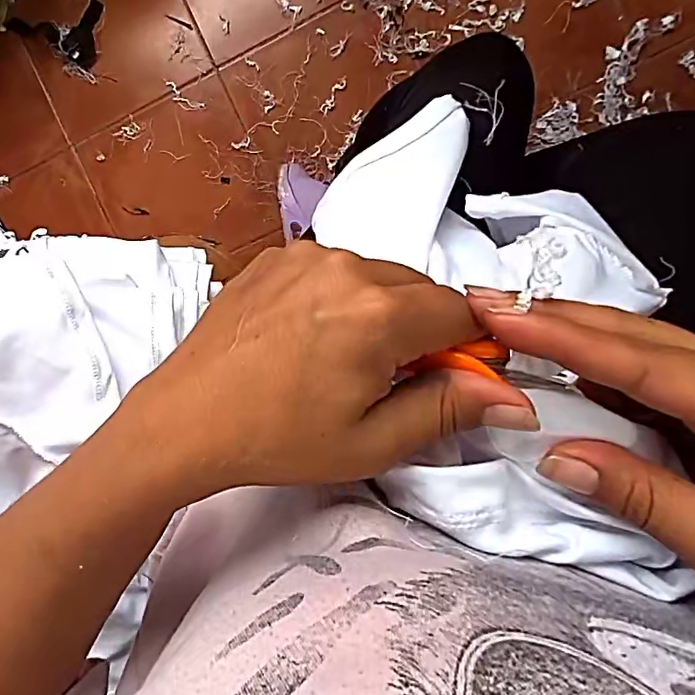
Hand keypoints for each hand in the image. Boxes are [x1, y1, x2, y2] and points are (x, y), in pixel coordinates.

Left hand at [122, 243, 535, 501]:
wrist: (184, 420)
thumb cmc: (273, 438)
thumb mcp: (372, 441)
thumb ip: (449, 409)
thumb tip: (510, 398)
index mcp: (378, 314)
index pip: (462, 311)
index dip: (465, 346)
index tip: (451, 372)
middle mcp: (348, 268)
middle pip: (423, 289)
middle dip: (422, 329)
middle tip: (388, 375)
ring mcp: (310, 254)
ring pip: (383, 276)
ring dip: (383, 310)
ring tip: (343, 356)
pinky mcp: (283, 254)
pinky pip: (340, 267)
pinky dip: (344, 295)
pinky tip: (314, 333)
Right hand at [467, 291, 694, 694]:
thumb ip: (649, 497)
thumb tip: (559, 455)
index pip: (642, 360)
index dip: (562, 335)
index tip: (500, 312)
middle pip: (644, 340)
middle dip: (563, 321)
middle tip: (493, 305)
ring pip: (652, 357)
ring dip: (583, 343)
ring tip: (518, 327)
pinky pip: (667, 390)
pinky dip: (613, 379)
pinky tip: (576, 373)